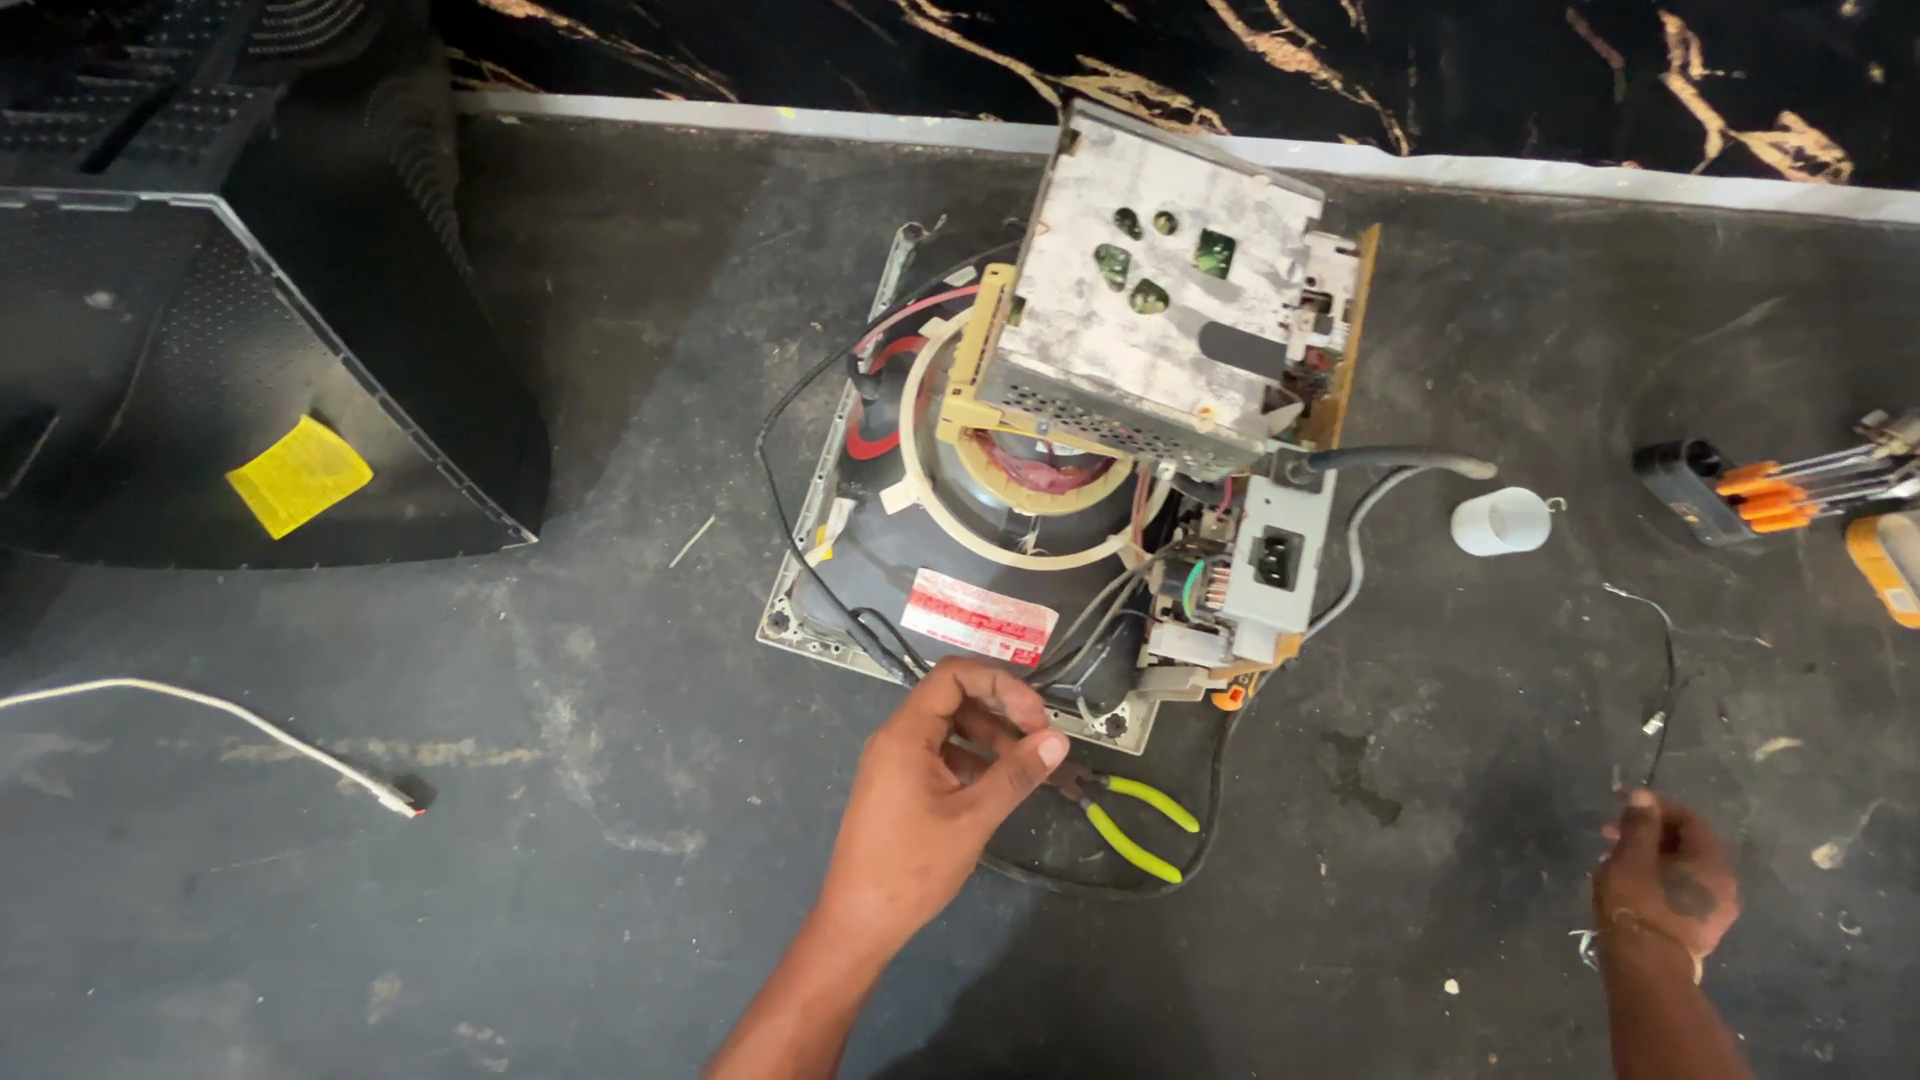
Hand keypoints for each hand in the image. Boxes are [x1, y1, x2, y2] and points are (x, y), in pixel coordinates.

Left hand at [812, 657, 1068, 955]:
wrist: (858, 921)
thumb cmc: (911, 868)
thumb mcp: (972, 819)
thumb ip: (1015, 774)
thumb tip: (1058, 740)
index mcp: (905, 733)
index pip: (953, 675)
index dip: (1000, 684)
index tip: (1035, 715)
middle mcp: (896, 736)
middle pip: (953, 696)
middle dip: (1000, 708)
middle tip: (1038, 737)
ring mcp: (895, 759)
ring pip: (949, 726)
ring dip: (989, 735)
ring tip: (1023, 764)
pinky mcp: (898, 783)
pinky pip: (939, 752)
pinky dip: (971, 757)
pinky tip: (996, 783)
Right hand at [1595, 790, 1740, 965]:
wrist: (1647, 961)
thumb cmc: (1638, 902)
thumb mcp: (1630, 857)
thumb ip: (1639, 825)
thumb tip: (1643, 796)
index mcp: (1712, 864)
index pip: (1690, 821)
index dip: (1657, 805)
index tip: (1622, 801)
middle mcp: (1723, 884)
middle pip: (1689, 843)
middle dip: (1649, 829)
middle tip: (1610, 828)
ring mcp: (1715, 906)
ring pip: (1684, 864)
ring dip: (1650, 851)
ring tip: (1613, 852)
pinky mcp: (1701, 921)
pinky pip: (1682, 883)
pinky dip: (1657, 870)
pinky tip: (1629, 875)